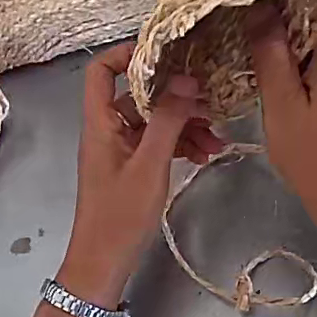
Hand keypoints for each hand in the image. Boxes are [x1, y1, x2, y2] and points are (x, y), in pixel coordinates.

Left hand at [59, 43, 224, 306]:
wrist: (104, 263)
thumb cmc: (120, 215)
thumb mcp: (149, 164)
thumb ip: (167, 120)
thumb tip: (185, 80)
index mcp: (99, 122)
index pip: (101, 71)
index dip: (125, 54)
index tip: (164, 53)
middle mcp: (107, 130)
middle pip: (138, 97)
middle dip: (175, 98)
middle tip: (210, 102)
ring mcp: (120, 149)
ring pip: (154, 122)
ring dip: (185, 126)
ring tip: (217, 138)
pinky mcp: (132, 167)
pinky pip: (157, 145)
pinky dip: (180, 145)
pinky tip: (206, 156)